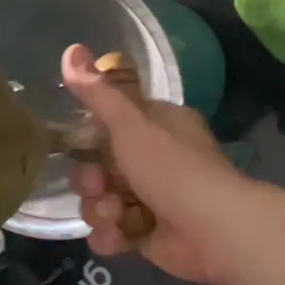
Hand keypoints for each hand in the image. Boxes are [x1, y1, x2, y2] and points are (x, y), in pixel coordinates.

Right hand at [61, 43, 284, 284]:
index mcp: (158, 125)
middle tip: (100, 185)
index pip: (111, 122)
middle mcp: (154, 159)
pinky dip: (111, 235)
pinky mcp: (147, 234)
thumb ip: (98, 94)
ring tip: (116, 214)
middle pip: (98, 166)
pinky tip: (119, 236)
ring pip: (100, 201)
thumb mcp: (131, 125)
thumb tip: (70, 49)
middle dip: (90, 180)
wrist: (215, 230)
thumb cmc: (173, 168)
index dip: (89, 135)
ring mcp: (150, 198)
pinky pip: (112, 231)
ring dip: (99, 210)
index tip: (78, 142)